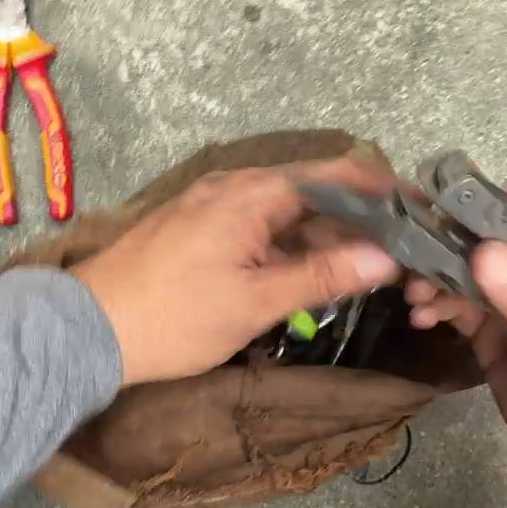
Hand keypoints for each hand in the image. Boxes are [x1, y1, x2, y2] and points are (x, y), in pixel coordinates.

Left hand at [73, 160, 401, 386]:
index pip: (333, 176)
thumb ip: (321, 275)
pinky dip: (291, 246)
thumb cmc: (175, 317)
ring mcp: (214, 207)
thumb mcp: (255, 301)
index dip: (379, 190)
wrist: (88, 331)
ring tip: (369, 266)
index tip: (418, 210)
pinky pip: (260, 227)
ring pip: (286, 214)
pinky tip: (313, 271)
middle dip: (357, 220)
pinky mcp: (201, 229)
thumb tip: (385, 259)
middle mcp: (235, 187)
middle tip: (402, 251)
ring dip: (325, 237)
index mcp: (252, 194)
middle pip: (312, 194)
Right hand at [405, 170, 506, 507]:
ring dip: (440, 273)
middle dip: (461, 233)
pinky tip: (420, 317)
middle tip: (417, 241)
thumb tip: (481, 253)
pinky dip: (437, 306)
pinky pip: (460, 306)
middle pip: (505, 231)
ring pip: (475, 269)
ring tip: (414, 293)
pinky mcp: (495, 335)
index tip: (478, 203)